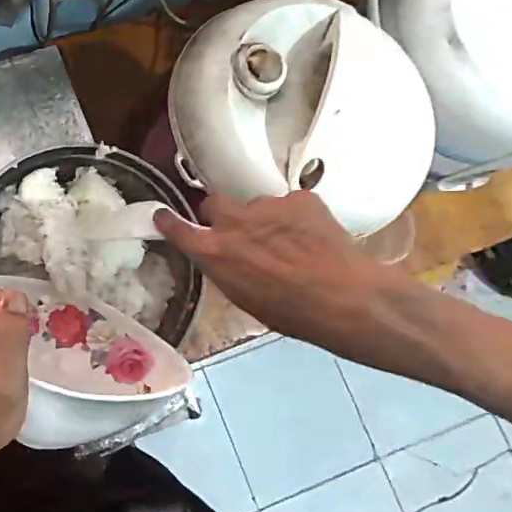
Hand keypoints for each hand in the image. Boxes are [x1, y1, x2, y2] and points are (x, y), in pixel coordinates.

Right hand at [154, 192, 415, 360]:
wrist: (348, 299)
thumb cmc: (292, 313)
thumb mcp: (243, 297)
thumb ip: (224, 268)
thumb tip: (222, 257)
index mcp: (214, 252)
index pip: (176, 227)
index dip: (168, 220)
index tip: (163, 215)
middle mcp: (234, 223)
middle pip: (214, 204)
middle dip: (222, 216)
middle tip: (240, 233)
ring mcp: (268, 206)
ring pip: (255, 205)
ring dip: (263, 219)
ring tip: (289, 241)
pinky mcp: (300, 198)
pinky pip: (289, 203)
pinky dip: (295, 217)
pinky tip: (312, 236)